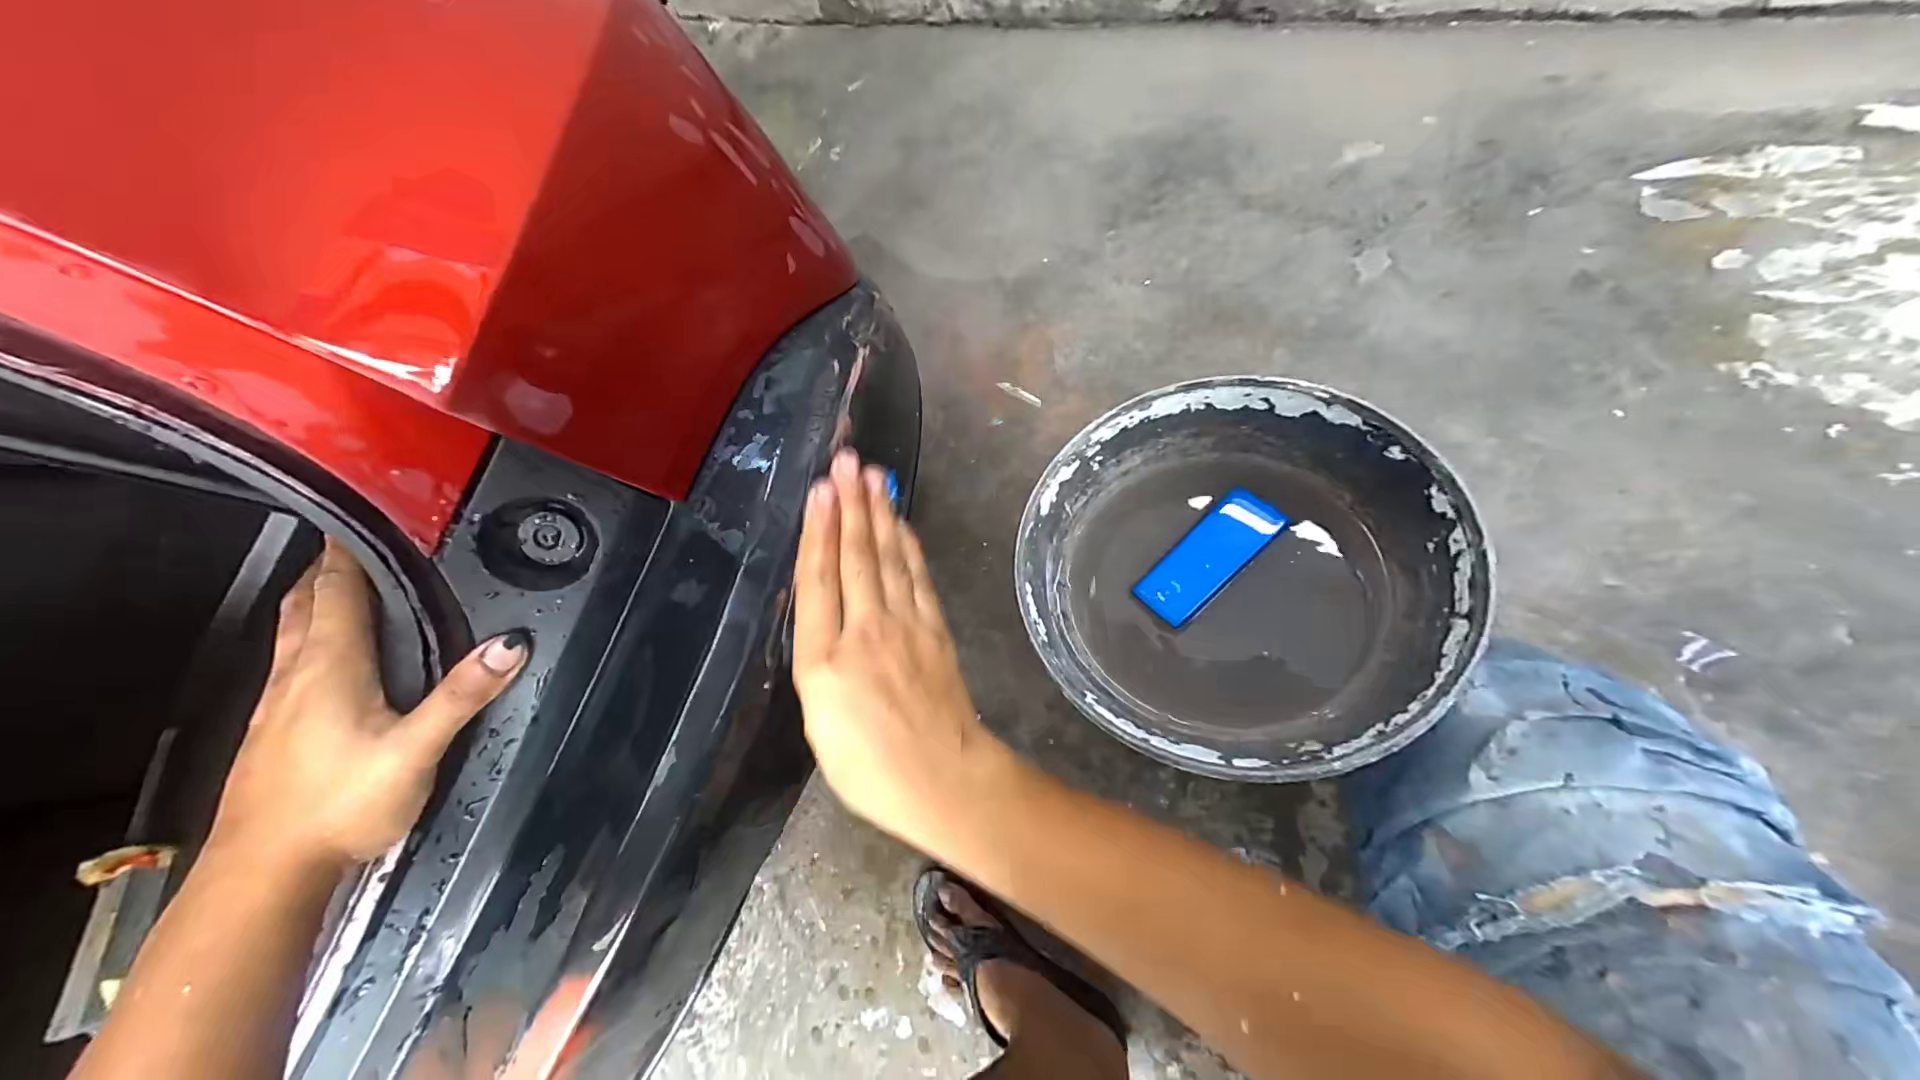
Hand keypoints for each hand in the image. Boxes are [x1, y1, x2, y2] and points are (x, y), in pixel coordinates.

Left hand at [209, 539, 527, 871]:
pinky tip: (322, 659)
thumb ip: (464, 694)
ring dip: (313, 601)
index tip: (353, 521)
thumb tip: (508, 646)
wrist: (262, 876)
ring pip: (290, 634)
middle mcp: (295, 679)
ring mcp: (276, 707)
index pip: (336, 593)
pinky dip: (307, 640)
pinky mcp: (271, 734)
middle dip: (326, 570)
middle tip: (349, 545)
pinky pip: (289, 666)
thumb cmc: (337, 809)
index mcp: (330, 670)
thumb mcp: (417, 750)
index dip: (345, 553)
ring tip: (334, 585)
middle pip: (305, 605)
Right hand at [791, 449, 1010, 853]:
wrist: (943, 779)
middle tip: (846, 460)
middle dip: (850, 504)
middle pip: (855, 557)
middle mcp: (864, 632)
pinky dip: (910, 547)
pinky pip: (919, 579)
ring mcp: (906, 627)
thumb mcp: (818, 725)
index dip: (818, 531)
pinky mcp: (936, 631)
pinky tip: (903, 524)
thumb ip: (816, 664)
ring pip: (888, 559)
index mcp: (823, 661)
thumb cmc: (869, 768)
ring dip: (879, 514)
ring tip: (872, 476)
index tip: (819, 491)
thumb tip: (817, 617)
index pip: (818, 580)